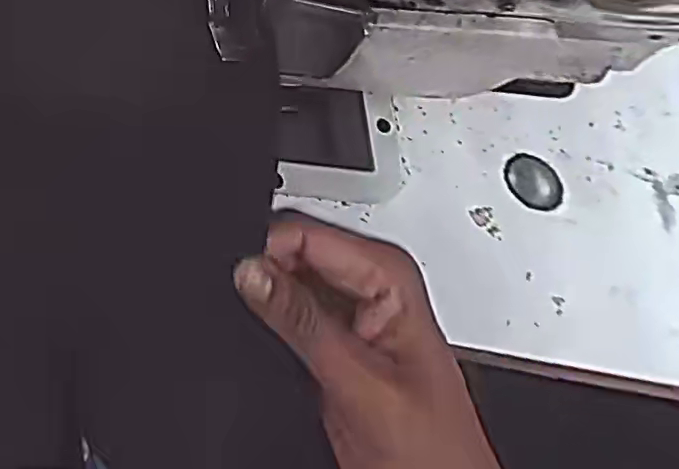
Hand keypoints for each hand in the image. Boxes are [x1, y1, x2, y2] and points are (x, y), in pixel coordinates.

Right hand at [235, 214, 501, 468]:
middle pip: (295, 248)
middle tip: (256, 307)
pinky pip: (291, 306)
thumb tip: (252, 271)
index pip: (306, 232)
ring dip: (271, 298)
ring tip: (276, 335)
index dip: (267, 252)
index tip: (245, 280)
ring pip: (288, 276)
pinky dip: (275, 319)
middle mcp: (372, 279)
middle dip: (268, 272)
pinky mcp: (336, 332)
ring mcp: (353, 306)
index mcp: (388, 273)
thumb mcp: (359, 385)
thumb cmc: (433, 454)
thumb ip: (302, 322)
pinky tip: (281, 345)